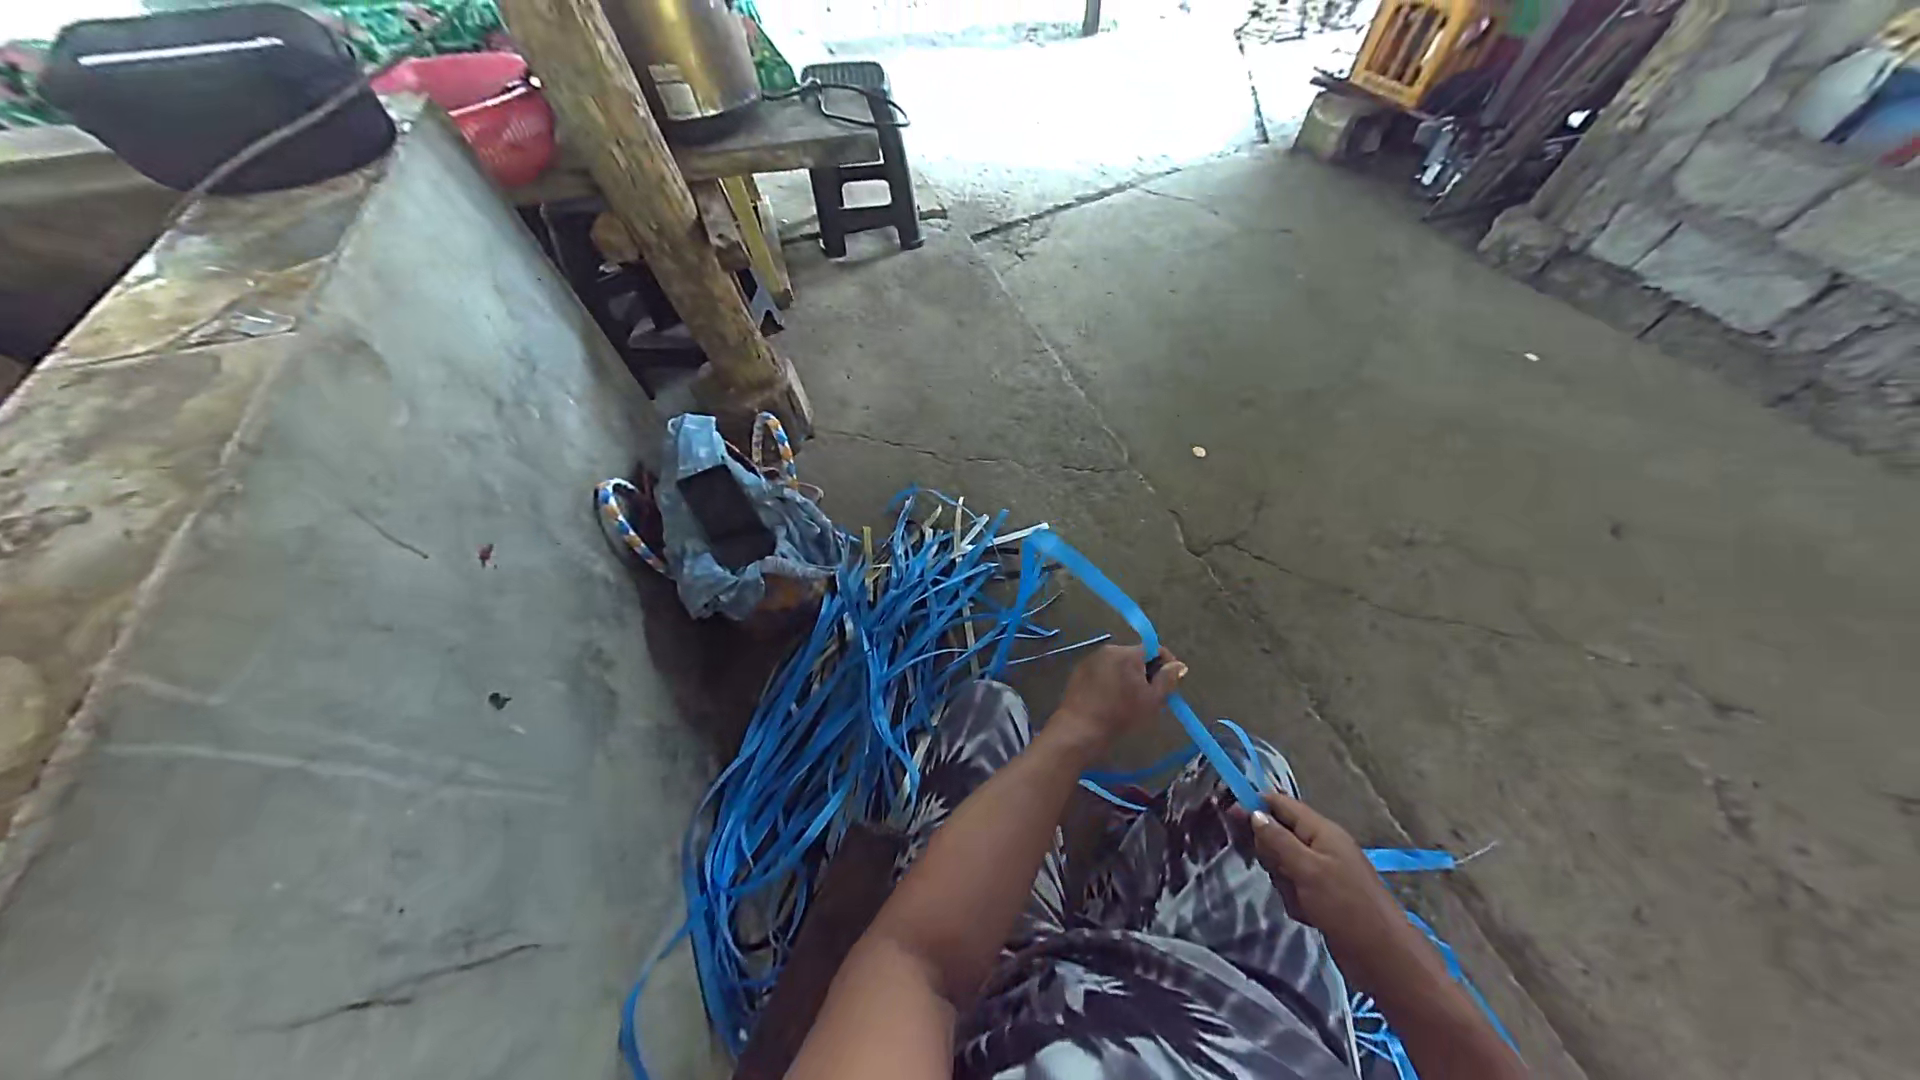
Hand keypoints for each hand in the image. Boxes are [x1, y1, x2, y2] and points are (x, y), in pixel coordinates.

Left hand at [1049, 645, 1185, 754]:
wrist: (1081, 728)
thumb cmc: (1121, 714)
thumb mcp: (1153, 699)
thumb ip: (1168, 679)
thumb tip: (1178, 665)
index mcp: (1128, 653)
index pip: (1154, 648)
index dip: (1166, 663)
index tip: (1170, 682)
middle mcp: (1108, 650)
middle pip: (1135, 655)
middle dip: (1146, 672)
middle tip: (1150, 695)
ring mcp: (1091, 659)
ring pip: (1118, 663)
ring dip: (1128, 676)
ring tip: (1129, 700)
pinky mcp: (1079, 671)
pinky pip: (1103, 670)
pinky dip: (1110, 680)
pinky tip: (1110, 700)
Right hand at [1234, 790, 1416, 990]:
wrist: (1383, 959)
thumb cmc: (1346, 906)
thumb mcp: (1307, 869)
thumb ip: (1278, 839)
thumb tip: (1254, 812)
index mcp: (1322, 831)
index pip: (1281, 804)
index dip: (1255, 804)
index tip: (1229, 812)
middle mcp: (1321, 846)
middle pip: (1278, 834)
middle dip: (1272, 853)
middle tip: (1281, 871)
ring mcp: (1322, 872)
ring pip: (1283, 863)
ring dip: (1284, 881)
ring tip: (1300, 898)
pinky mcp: (1322, 896)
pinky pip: (1293, 887)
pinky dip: (1294, 899)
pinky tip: (1306, 913)